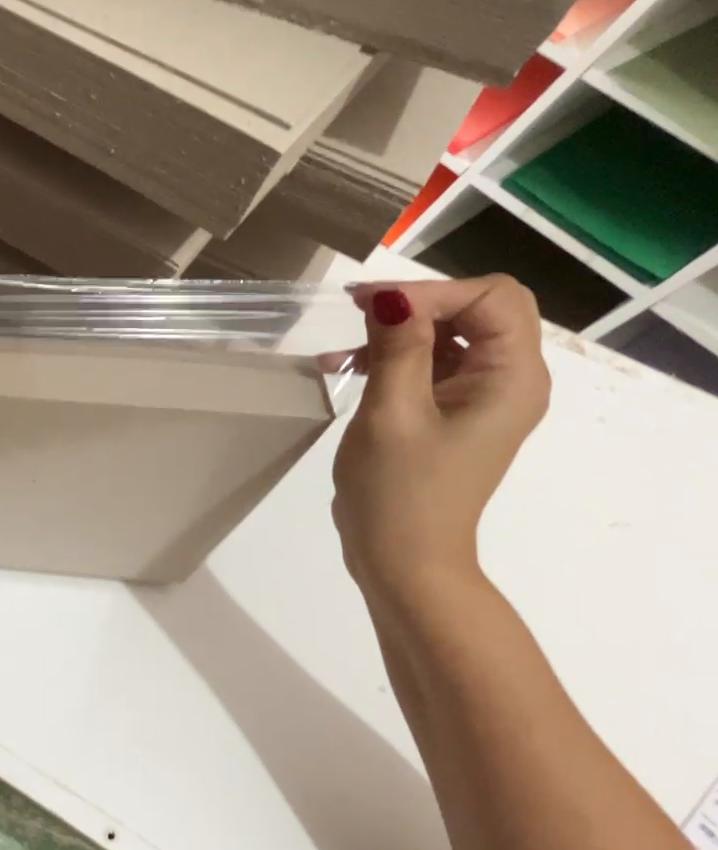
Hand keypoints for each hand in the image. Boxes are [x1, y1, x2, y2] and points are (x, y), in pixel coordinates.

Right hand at [329, 276, 551, 593]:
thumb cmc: (399, 489)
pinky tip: (345, 371)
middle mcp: (509, 381)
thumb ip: (397, 349)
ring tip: (338, 354)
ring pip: (449, 339)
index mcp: (511, 377)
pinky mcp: (451, 416)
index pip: (492, 299)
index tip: (366, 305)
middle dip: (414, 306)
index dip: (431, 292)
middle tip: (352, 315)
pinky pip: (431, 369)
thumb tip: (390, 296)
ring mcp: (481, 400)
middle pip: (476, 312)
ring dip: (396, 335)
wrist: (403, 557)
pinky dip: (391, 361)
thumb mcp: (392, 413)